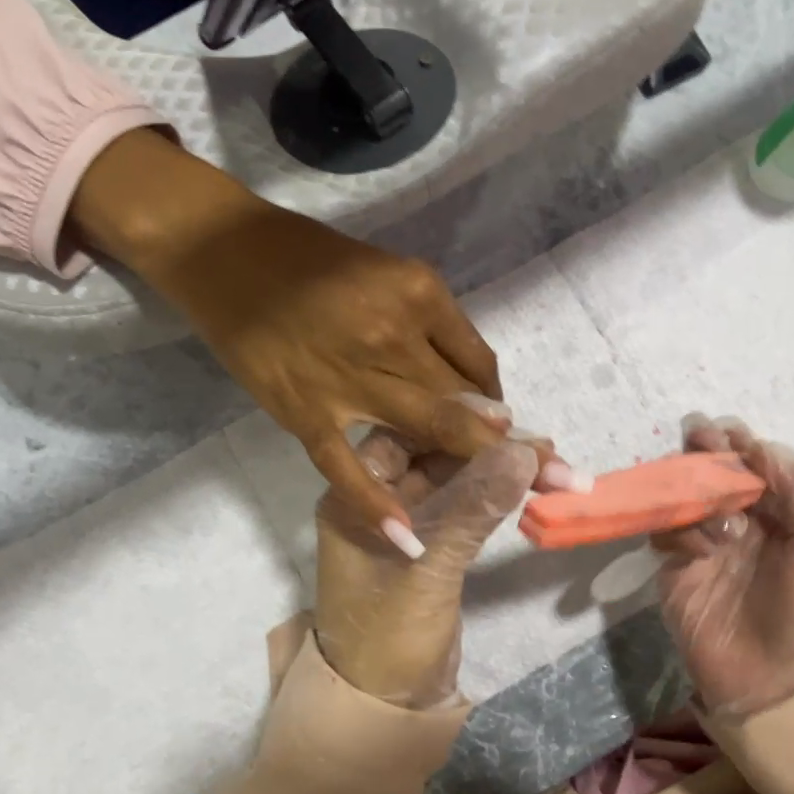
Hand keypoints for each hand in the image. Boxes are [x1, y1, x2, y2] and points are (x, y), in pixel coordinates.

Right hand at [72, 130, 538, 554]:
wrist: (223, 254)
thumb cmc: (307, 258)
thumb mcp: (385, 274)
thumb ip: (428, 327)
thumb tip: (468, 383)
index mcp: (420, 292)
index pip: (478, 362)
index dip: (500, 404)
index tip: (510, 434)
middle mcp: (395, 333)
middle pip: (470, 400)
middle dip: (523, 444)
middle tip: (570, 481)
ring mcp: (350, 376)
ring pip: (428, 428)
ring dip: (478, 467)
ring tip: (524, 502)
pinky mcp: (307, 411)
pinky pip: (347, 465)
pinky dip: (377, 503)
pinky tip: (408, 539)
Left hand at [314, 434, 540, 706]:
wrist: (384, 709)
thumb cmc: (387, 638)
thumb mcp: (429, 570)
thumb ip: (473, 508)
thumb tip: (522, 450)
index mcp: (354, 497)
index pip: (403, 437)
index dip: (452, 421)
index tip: (506, 419)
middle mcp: (378, 501)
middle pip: (436, 454)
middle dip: (491, 448)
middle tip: (546, 449)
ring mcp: (408, 523)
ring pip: (459, 479)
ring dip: (503, 471)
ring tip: (556, 468)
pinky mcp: (434, 545)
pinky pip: (468, 506)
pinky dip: (500, 496)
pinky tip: (533, 488)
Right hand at [652, 414, 793, 717]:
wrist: (783, 683)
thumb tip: (756, 445)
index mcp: (781, 511)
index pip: (752, 461)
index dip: (737, 442)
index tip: (727, 433)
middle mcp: (740, 521)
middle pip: (710, 472)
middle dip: (704, 452)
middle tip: (698, 441)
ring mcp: (704, 545)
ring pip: (682, 498)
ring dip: (692, 492)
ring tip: (717, 513)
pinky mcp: (676, 571)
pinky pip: (664, 534)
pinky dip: (677, 532)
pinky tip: (702, 549)